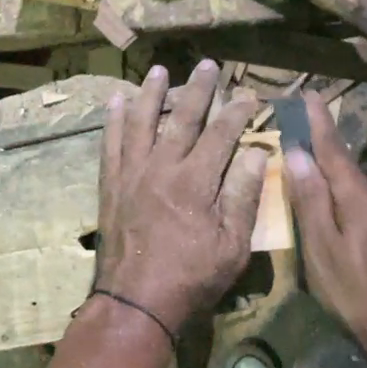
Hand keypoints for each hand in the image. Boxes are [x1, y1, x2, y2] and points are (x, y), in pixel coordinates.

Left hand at [96, 61, 268, 331]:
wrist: (135, 302)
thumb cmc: (191, 278)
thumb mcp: (232, 245)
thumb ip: (243, 196)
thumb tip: (255, 152)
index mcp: (196, 181)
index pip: (222, 135)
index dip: (237, 112)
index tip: (250, 95)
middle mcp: (162, 167)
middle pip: (183, 118)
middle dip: (198, 89)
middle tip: (208, 65)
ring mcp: (132, 173)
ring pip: (142, 122)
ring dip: (152, 94)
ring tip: (158, 71)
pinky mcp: (112, 184)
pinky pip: (111, 143)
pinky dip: (113, 120)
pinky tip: (115, 101)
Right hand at [283, 92, 366, 367]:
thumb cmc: (357, 295)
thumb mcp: (321, 249)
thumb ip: (310, 199)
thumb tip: (297, 153)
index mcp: (358, 196)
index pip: (333, 148)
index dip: (318, 122)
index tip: (309, 93)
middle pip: (344, 168)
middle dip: (320, 155)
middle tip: (295, 145)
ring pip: (357, 192)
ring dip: (334, 186)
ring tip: (309, 192)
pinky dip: (348, 208)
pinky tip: (338, 228)